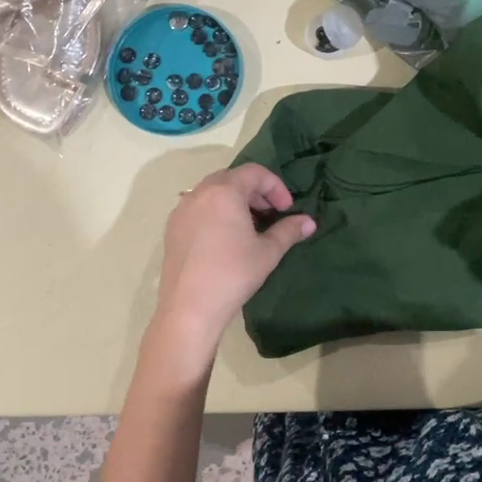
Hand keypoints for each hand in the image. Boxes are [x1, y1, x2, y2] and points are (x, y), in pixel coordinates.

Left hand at [149, 165, 314, 364]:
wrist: (189, 308)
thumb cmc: (233, 274)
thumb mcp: (268, 252)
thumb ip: (289, 231)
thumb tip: (309, 222)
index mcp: (224, 191)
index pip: (255, 173)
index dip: (276, 187)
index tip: (287, 209)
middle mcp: (199, 193)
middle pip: (232, 178)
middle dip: (255, 192)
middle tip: (271, 214)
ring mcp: (181, 210)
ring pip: (213, 192)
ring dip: (235, 200)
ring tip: (249, 225)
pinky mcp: (171, 228)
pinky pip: (198, 207)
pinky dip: (216, 211)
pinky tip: (225, 238)